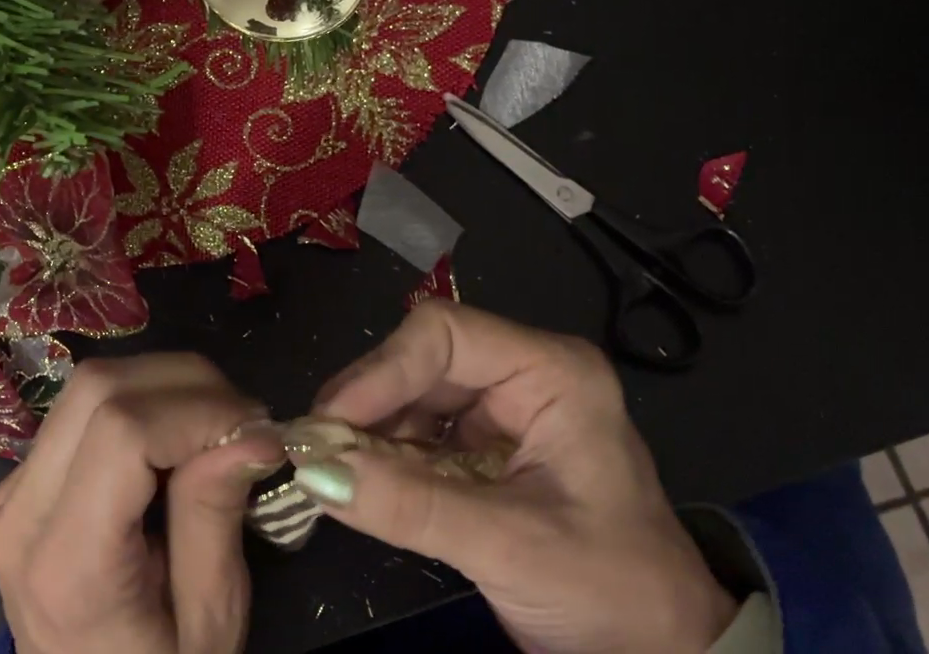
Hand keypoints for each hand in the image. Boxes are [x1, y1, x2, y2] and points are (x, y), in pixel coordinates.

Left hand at [0, 353, 284, 653]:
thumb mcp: (207, 624)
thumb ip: (215, 520)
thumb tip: (254, 432)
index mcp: (66, 562)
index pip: (122, 432)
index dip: (199, 412)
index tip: (259, 433)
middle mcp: (21, 511)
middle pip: (98, 389)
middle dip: (186, 383)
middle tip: (246, 421)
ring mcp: (13, 489)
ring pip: (88, 384)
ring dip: (163, 384)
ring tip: (217, 424)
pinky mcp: (23, 478)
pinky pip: (81, 408)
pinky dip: (141, 399)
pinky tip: (178, 435)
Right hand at [298, 301, 737, 653]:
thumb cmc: (613, 592)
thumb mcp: (512, 547)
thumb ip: (412, 506)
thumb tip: (315, 472)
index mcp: (551, 373)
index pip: (444, 335)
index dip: (381, 369)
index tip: (329, 421)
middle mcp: (522, 377)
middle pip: (419, 360)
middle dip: (367, 404)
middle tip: (315, 449)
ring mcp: (501, 412)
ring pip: (409, 395)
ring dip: (368, 432)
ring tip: (333, 472)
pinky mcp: (481, 448)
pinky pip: (415, 434)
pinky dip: (382, 457)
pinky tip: (361, 483)